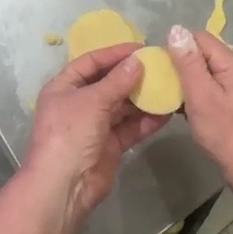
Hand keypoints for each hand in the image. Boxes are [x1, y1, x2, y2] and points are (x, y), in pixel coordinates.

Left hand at [23, 44, 170, 222]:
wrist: (65, 186)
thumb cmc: (70, 133)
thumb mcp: (92, 101)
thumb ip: (116, 81)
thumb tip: (137, 61)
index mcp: (64, 86)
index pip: (91, 62)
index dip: (114, 53)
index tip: (141, 47)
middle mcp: (79, 103)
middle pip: (108, 83)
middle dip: (132, 76)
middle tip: (160, 67)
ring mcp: (95, 125)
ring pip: (122, 106)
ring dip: (143, 98)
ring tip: (168, 87)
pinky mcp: (110, 145)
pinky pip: (130, 128)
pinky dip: (146, 121)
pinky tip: (166, 113)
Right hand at [166, 26, 232, 191]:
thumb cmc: (226, 134)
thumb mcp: (201, 95)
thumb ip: (188, 62)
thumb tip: (176, 29)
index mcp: (232, 63)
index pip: (199, 37)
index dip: (177, 47)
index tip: (160, 67)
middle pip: (203, 54)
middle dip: (181, 65)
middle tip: (163, 84)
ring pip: (206, 73)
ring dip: (188, 82)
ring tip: (171, 97)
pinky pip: (212, 89)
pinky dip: (197, 95)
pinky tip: (186, 110)